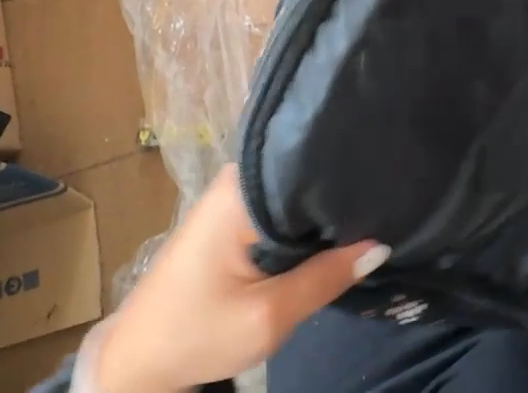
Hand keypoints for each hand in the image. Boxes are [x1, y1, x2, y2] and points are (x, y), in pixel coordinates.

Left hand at [91, 164, 387, 392]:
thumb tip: (380, 246)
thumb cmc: (196, 333)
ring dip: (322, 215)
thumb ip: (324, 278)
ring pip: (294, 197)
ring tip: (371, 219)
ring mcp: (233, 196)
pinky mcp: (232, 217)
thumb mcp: (267, 316)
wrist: (137, 362)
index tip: (389, 189)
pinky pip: (280, 211)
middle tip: (387, 208)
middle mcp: (237, 178)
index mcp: (241, 188)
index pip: (309, 166)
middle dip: (339, 198)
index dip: (349, 180)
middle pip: (303, 178)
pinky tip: (333, 235)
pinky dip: (303, 226)